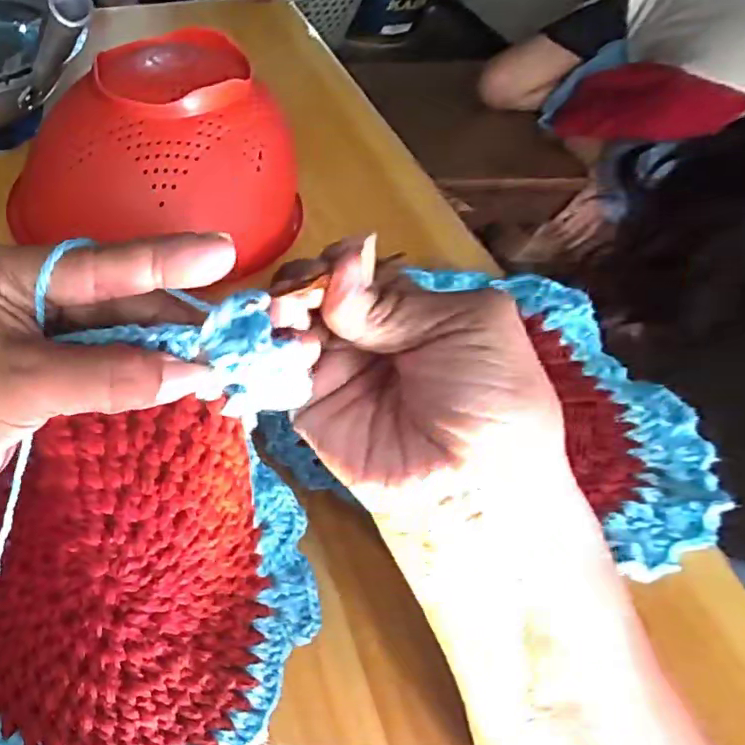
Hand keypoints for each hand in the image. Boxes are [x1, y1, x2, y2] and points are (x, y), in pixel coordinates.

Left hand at [0, 235, 238, 491]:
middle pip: (102, 295)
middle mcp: (14, 287)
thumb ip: (112, 375)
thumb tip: (195, 373)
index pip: (90, 265)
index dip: (156, 263)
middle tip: (223, 332)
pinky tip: (169, 372)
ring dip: (150, 345)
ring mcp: (25, 323)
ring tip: (210, 355)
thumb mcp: (32, 386)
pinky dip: (127, 366)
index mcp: (0, 272)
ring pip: (102, 326)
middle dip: (160, 317)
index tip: (220, 253)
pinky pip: (91, 353)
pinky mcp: (33, 357)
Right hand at [275, 236, 566, 518]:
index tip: (324, 273)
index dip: (331, 268)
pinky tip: (259, 360)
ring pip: (281, 332)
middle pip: (305, 297)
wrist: (465, 483)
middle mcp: (358, 333)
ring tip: (278, 334)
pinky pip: (267, 375)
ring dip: (271, 326)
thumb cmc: (489, 400)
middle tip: (289, 307)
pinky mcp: (297, 404)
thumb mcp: (465, 331)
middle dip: (291, 294)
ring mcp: (324, 368)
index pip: (350, 272)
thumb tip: (338, 261)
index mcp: (404, 307)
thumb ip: (394, 302)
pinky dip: (255, 364)